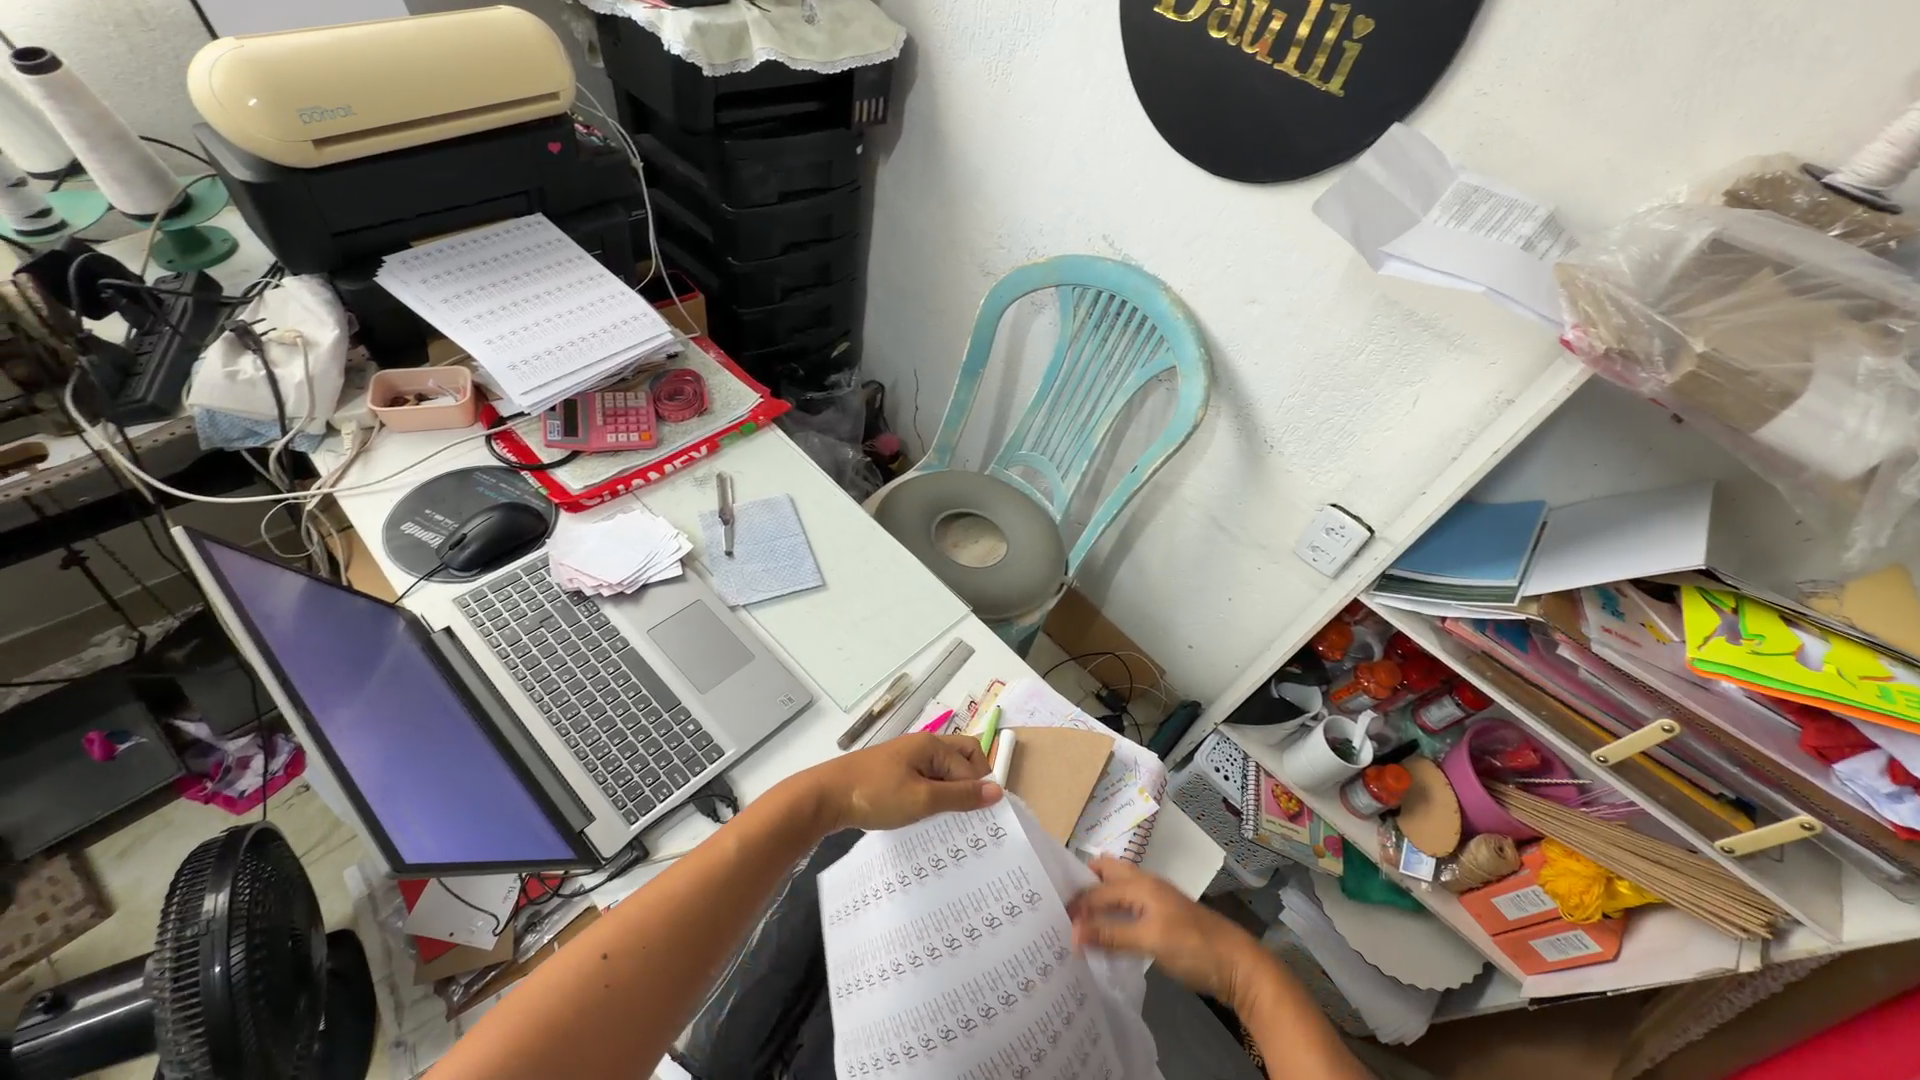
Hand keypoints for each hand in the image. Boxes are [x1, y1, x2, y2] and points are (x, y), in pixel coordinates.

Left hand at [797, 733, 1002, 832]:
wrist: (824, 796)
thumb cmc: (876, 795)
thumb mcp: (923, 799)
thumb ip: (960, 796)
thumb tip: (998, 792)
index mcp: (932, 745)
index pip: (972, 763)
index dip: (978, 789)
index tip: (978, 818)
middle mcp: (922, 745)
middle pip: (961, 759)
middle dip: (968, 785)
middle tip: (965, 814)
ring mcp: (905, 758)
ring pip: (941, 772)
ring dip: (948, 793)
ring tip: (945, 821)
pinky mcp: (892, 773)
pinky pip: (924, 780)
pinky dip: (930, 796)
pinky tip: (922, 817)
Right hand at [1068, 857, 1273, 1009]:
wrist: (1237, 965)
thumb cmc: (1194, 946)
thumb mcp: (1150, 940)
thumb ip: (1111, 935)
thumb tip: (1072, 933)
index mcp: (1140, 883)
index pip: (1097, 889)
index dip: (1075, 904)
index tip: (1051, 918)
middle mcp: (1145, 886)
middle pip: (1106, 875)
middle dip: (1083, 886)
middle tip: (1059, 907)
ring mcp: (1154, 903)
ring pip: (1117, 892)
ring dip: (1097, 902)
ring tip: (1074, 922)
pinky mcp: (1160, 922)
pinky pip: (1127, 911)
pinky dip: (1110, 918)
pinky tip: (1102, 936)